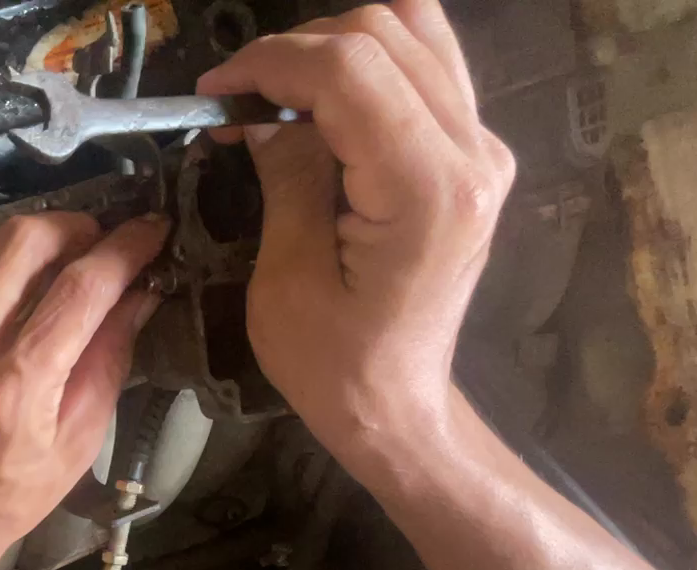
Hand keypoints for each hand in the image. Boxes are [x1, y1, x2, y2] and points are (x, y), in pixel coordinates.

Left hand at [0, 211, 170, 564]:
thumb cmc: (18, 496)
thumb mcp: (80, 441)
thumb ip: (108, 361)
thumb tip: (140, 295)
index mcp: (18, 383)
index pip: (79, 289)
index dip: (125, 249)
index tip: (155, 228)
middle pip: (21, 243)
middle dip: (74, 225)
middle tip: (105, 242)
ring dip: (45, 253)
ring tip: (80, 274)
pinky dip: (18, 294)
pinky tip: (37, 322)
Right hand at [198, 0, 514, 475]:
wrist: (393, 404)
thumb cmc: (330, 365)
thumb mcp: (286, 281)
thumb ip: (287, 179)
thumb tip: (263, 114)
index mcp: (426, 189)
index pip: (352, 71)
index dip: (272, 62)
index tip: (214, 91)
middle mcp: (474, 149)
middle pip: (390, 31)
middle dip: (298, 50)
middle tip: (237, 100)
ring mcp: (482, 147)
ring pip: (414, 32)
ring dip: (332, 49)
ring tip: (274, 97)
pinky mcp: (471, 156)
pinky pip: (424, 69)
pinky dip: (362, 69)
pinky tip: (317, 107)